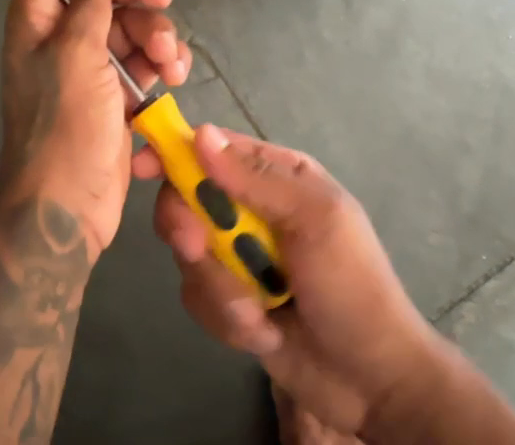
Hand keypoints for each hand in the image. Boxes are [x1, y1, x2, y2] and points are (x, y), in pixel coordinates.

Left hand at [0, 0, 191, 255]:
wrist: (68, 207)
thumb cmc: (63, 127)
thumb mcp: (74, 58)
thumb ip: (86, 9)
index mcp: (37, 27)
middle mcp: (61, 44)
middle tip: (163, 0)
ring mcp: (91, 73)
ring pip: (130, 31)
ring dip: (157, 36)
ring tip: (170, 63)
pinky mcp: (117, 100)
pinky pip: (143, 66)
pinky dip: (161, 66)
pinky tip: (174, 78)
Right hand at [137, 127, 450, 436]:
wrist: (372, 380)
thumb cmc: (353, 287)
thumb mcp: (317, 220)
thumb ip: (256, 178)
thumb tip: (200, 133)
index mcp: (277, 177)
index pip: (212, 148)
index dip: (173, 152)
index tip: (143, 167)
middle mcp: (252, 209)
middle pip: (186, 199)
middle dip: (189, 230)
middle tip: (198, 248)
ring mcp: (239, 257)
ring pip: (188, 255)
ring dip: (219, 288)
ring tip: (259, 312)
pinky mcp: (229, 301)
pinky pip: (197, 297)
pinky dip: (226, 318)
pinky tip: (262, 331)